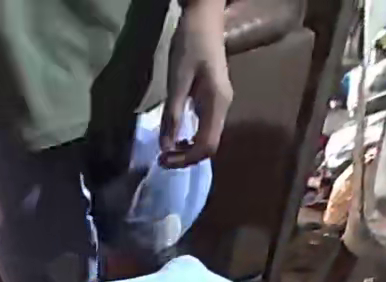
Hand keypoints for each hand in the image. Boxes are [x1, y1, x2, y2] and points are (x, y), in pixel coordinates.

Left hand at [161, 0, 232, 167]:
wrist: (204, 17)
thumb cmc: (190, 44)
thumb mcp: (177, 81)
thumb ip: (172, 116)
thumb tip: (165, 147)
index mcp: (217, 103)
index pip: (206, 146)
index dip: (184, 159)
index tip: (162, 160)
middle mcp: (223, 107)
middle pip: (208, 147)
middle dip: (185, 158)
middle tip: (162, 159)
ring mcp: (220, 104)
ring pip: (207, 140)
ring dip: (187, 151)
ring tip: (167, 151)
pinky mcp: (213, 101)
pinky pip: (204, 130)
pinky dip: (190, 139)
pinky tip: (177, 137)